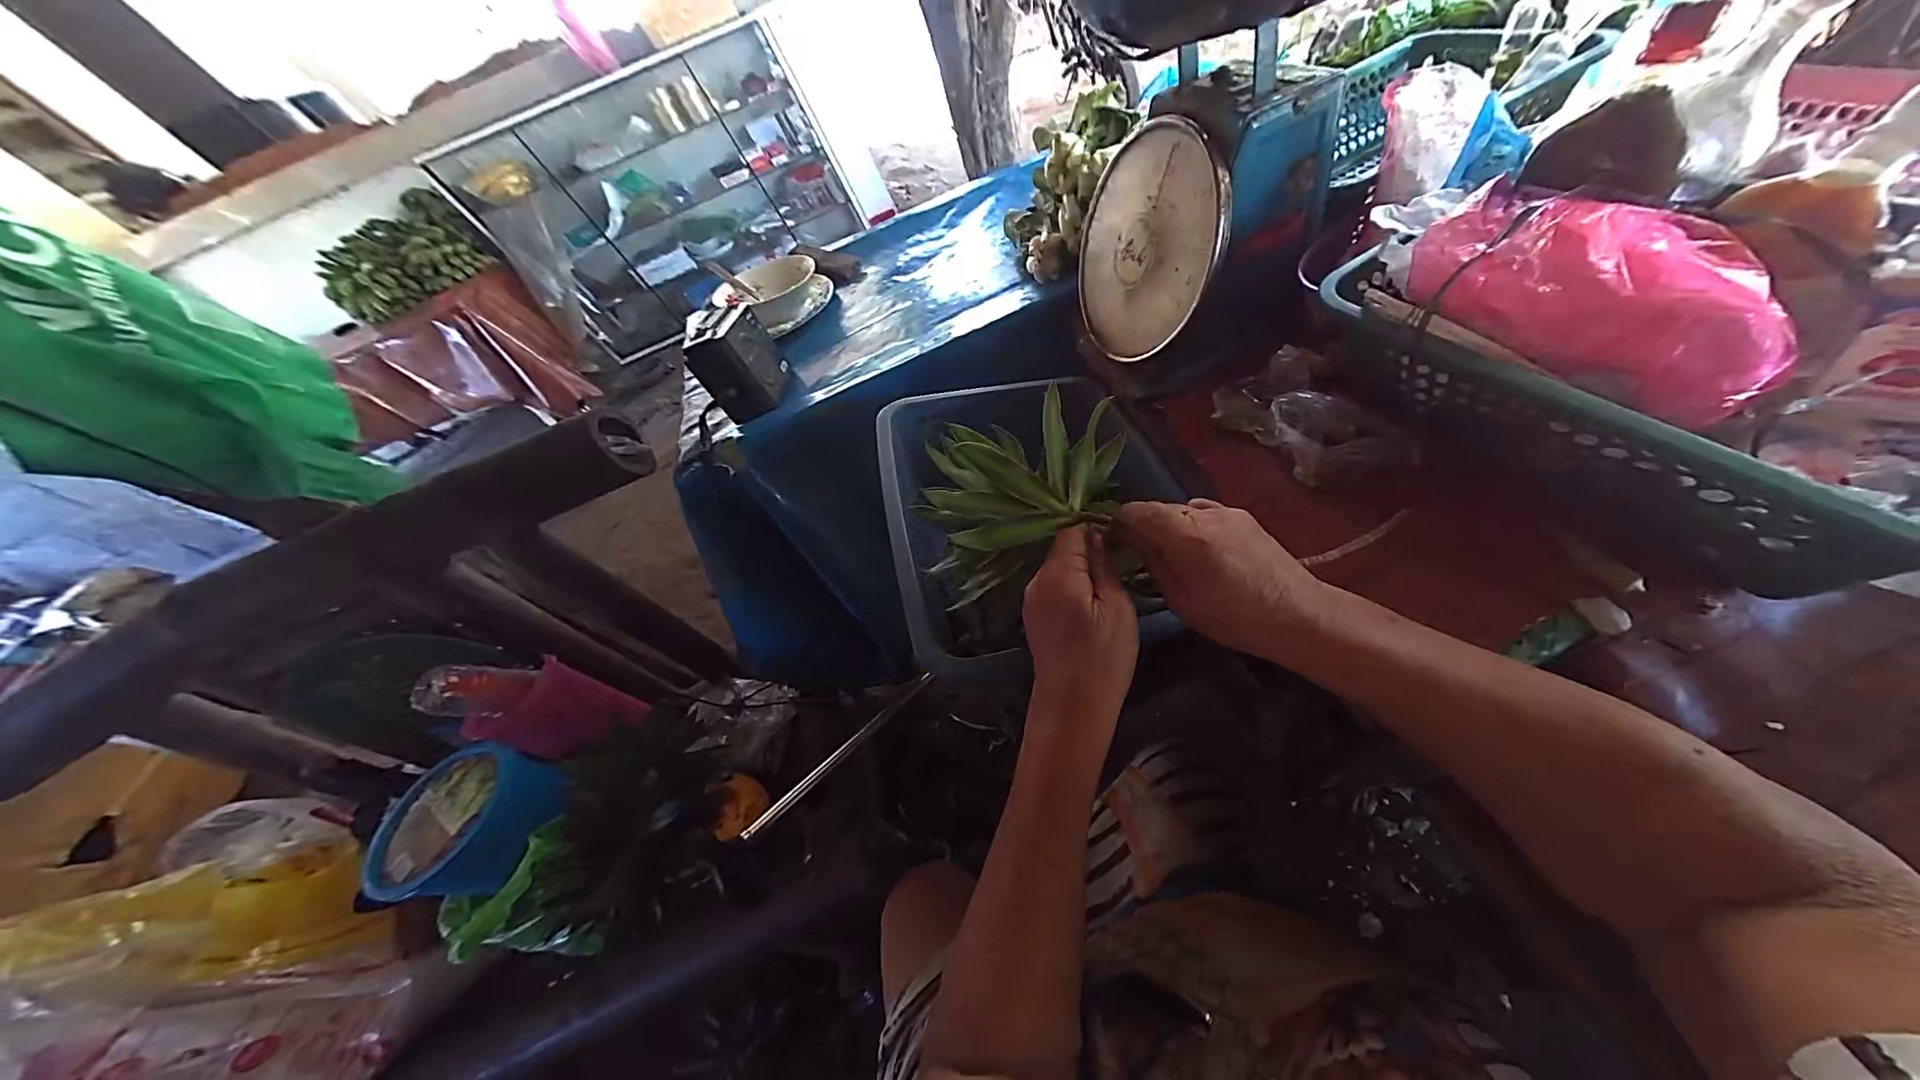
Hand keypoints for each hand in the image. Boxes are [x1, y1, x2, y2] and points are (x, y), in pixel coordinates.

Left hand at [1022, 526, 1138, 728]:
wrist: (1072, 706)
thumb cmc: (1103, 658)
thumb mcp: (1117, 607)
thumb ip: (1104, 567)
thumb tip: (1097, 536)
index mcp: (1057, 574)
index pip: (1071, 532)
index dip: (1095, 530)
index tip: (1119, 540)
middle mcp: (1036, 581)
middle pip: (1061, 550)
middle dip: (1087, 552)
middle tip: (1119, 566)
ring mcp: (1031, 600)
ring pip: (1057, 569)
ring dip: (1079, 572)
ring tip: (1107, 590)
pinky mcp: (1033, 616)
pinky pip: (1052, 588)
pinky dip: (1070, 589)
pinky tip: (1089, 606)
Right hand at [1115, 499, 1326, 658]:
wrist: (1299, 615)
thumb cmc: (1236, 618)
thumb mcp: (1182, 599)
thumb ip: (1153, 563)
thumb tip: (1129, 540)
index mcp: (1187, 535)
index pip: (1137, 511)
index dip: (1118, 522)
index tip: (1112, 541)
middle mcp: (1205, 514)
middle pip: (1158, 508)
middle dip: (1142, 525)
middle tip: (1136, 553)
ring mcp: (1227, 512)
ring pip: (1181, 510)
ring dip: (1167, 526)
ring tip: (1169, 555)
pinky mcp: (1243, 516)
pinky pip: (1203, 514)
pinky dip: (1190, 526)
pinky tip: (1197, 550)